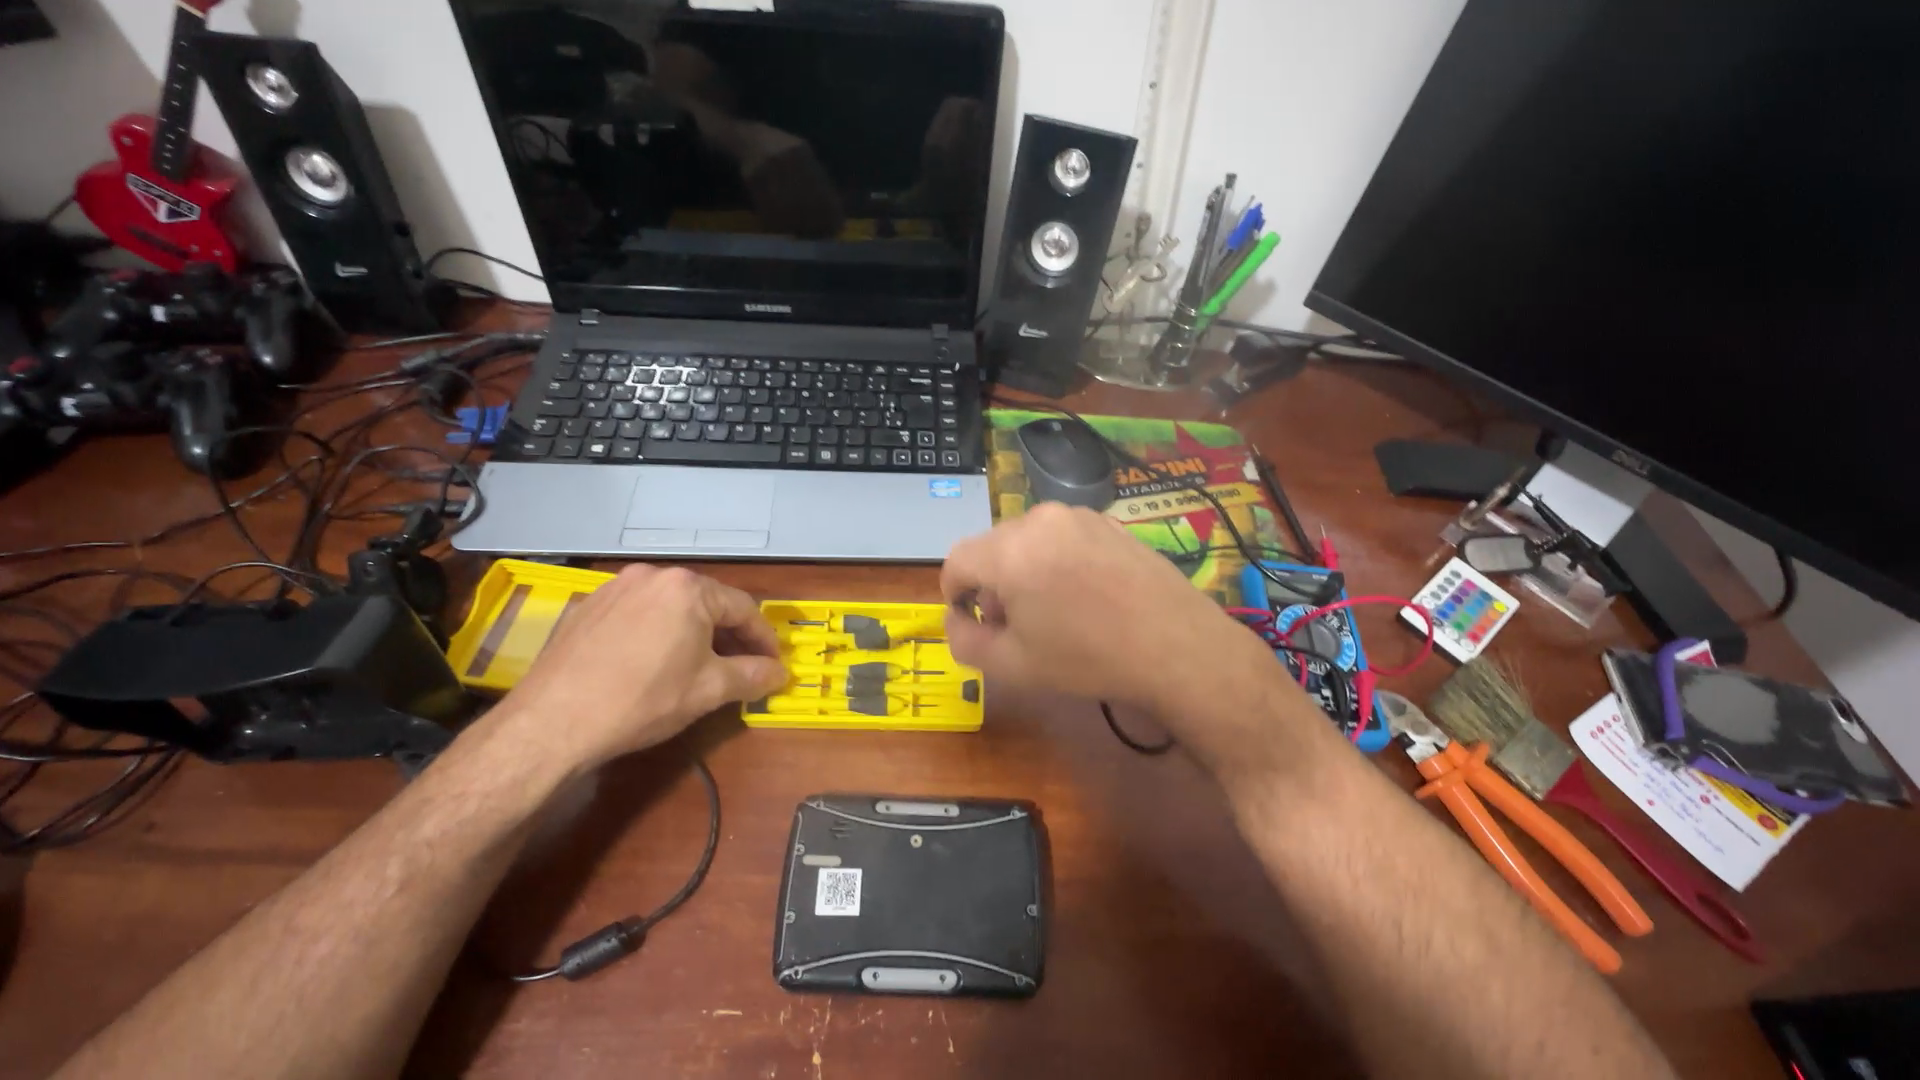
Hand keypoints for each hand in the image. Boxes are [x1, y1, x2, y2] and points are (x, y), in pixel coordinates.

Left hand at [493, 566, 787, 772]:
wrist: (554, 721)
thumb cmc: (644, 700)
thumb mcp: (709, 690)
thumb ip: (752, 675)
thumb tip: (780, 673)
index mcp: (688, 588)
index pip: (743, 608)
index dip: (763, 639)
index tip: (773, 666)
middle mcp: (651, 575)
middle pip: (705, 603)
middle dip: (728, 636)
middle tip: (741, 669)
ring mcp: (614, 588)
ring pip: (669, 607)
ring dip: (691, 633)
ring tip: (697, 667)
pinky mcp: (586, 608)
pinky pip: (635, 614)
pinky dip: (654, 633)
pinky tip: (650, 664)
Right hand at [941, 504, 1313, 768]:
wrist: (1176, 646)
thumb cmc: (1087, 659)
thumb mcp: (1012, 665)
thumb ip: (964, 640)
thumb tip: (956, 619)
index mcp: (1009, 550)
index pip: (956, 561)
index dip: (954, 596)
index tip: (974, 624)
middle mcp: (1040, 520)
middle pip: (992, 548)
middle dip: (991, 585)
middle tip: (1014, 626)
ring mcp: (1080, 516)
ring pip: (1028, 540)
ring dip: (1024, 571)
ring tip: (1052, 612)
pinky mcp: (1109, 522)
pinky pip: (1063, 538)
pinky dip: (1057, 561)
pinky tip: (1084, 597)